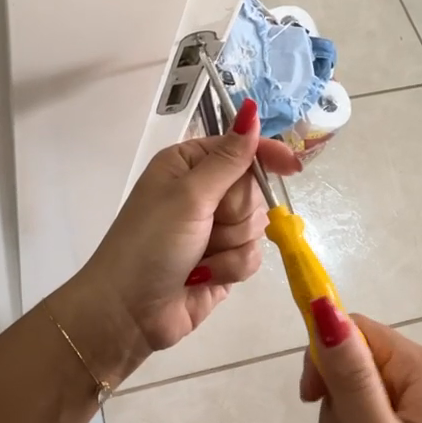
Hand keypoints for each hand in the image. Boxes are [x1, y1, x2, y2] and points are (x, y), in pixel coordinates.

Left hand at [50, 100, 302, 381]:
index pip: (238, 148)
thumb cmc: (151, 242)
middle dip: (236, 213)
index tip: (293, 165)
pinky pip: (252, 255)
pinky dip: (231, 267)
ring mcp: (213, 227)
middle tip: (208, 224)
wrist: (129, 312)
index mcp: (187, 163)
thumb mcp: (189, 195)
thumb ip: (228, 159)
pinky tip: (205, 277)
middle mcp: (201, 190)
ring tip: (200, 257)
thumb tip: (250, 110)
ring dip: (231, 244)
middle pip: (252, 190)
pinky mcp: (223, 261)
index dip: (265, 154)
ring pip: (256, 225)